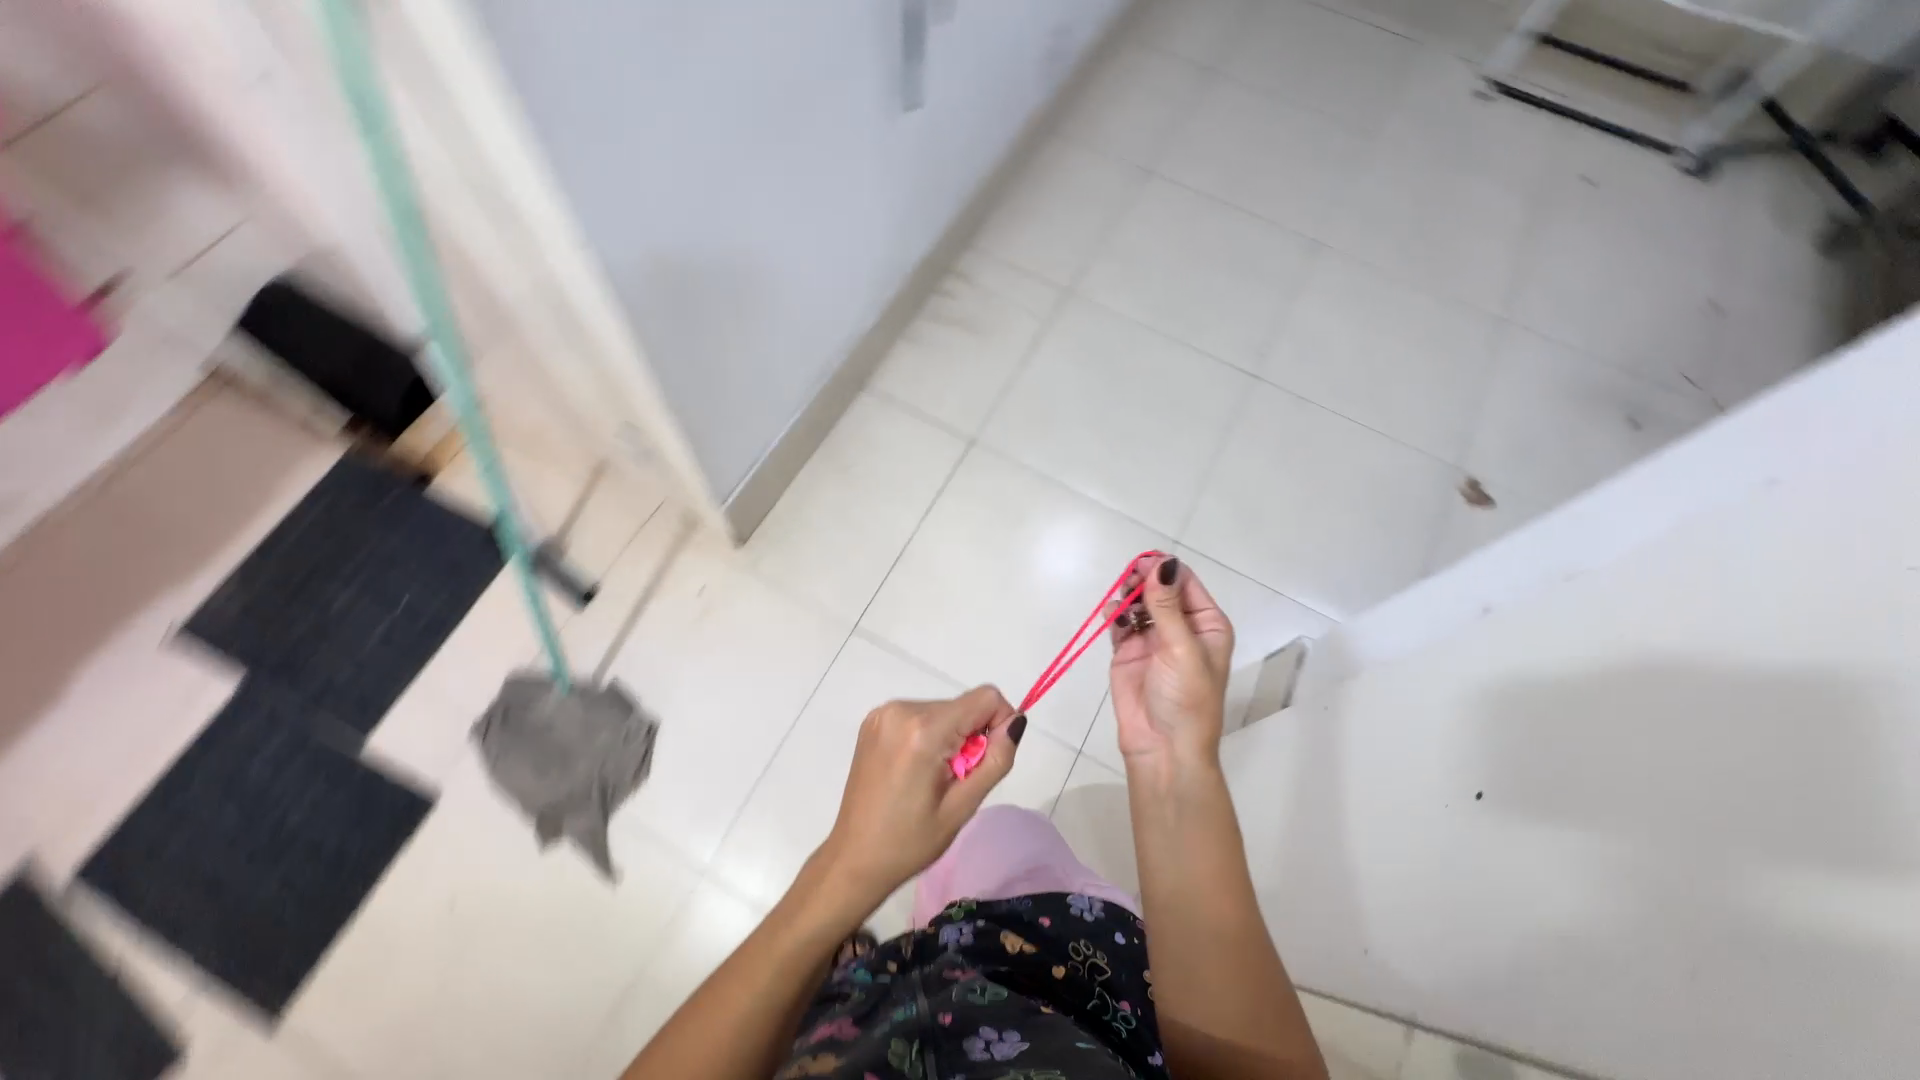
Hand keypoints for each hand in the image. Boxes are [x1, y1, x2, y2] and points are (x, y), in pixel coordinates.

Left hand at [816, 686, 1022, 902]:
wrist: (855, 857)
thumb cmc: (911, 841)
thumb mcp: (963, 806)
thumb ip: (996, 759)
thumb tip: (1015, 722)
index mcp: (923, 730)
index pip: (985, 698)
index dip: (998, 725)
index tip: (985, 761)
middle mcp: (901, 709)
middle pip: (963, 705)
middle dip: (971, 737)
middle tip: (954, 780)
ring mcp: (883, 713)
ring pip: (943, 710)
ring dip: (950, 738)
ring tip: (933, 779)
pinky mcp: (874, 721)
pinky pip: (920, 715)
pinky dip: (929, 736)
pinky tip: (916, 770)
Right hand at [1108, 556, 1233, 774]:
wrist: (1164, 748)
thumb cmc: (1186, 699)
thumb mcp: (1182, 650)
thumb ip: (1167, 606)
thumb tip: (1162, 564)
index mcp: (1206, 624)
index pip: (1185, 583)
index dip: (1165, 570)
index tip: (1143, 564)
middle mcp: (1181, 627)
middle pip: (1159, 589)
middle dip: (1143, 581)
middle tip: (1128, 580)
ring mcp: (1153, 639)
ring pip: (1138, 603)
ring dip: (1128, 596)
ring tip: (1120, 602)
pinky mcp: (1128, 653)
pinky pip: (1120, 624)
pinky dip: (1114, 615)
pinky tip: (1111, 615)